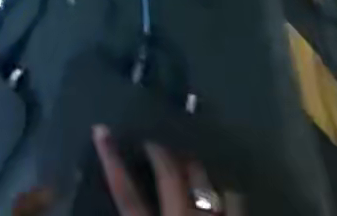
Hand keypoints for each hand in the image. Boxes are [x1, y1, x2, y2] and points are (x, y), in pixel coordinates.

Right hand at [92, 125, 239, 215]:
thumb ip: (130, 212)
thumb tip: (108, 205)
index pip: (125, 191)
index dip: (111, 158)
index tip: (100, 129)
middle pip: (169, 175)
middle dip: (160, 152)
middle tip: (152, 140)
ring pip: (206, 186)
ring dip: (197, 170)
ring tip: (190, 158)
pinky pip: (236, 206)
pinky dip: (230, 194)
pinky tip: (226, 187)